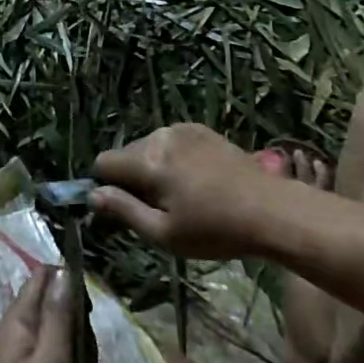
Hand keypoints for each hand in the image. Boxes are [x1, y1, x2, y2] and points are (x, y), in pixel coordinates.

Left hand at [0, 266, 95, 362]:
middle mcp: (21, 332)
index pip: (43, 276)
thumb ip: (59, 314)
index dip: (68, 283)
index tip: (85, 309)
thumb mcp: (54, 361)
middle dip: (79, 328)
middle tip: (81, 356)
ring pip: (69, 334)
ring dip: (82, 354)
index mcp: (17, 321)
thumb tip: (63, 269)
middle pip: (60, 306)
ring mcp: (31, 355)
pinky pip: (68, 359)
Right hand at [90, 124, 281, 259]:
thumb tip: (93, 195)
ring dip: (152, 167)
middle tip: (157, 209)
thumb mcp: (164, 233)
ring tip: (180, 197)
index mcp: (148, 160)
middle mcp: (161, 136)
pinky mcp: (202, 129)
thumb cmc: (215, 229)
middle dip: (131, 177)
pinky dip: (172, 158)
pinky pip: (171, 141)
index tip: (124, 208)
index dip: (106, 186)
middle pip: (126, 153)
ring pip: (149, 146)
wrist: (270, 209)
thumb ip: (124, 210)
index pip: (103, 162)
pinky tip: (195, 181)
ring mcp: (183, 129)